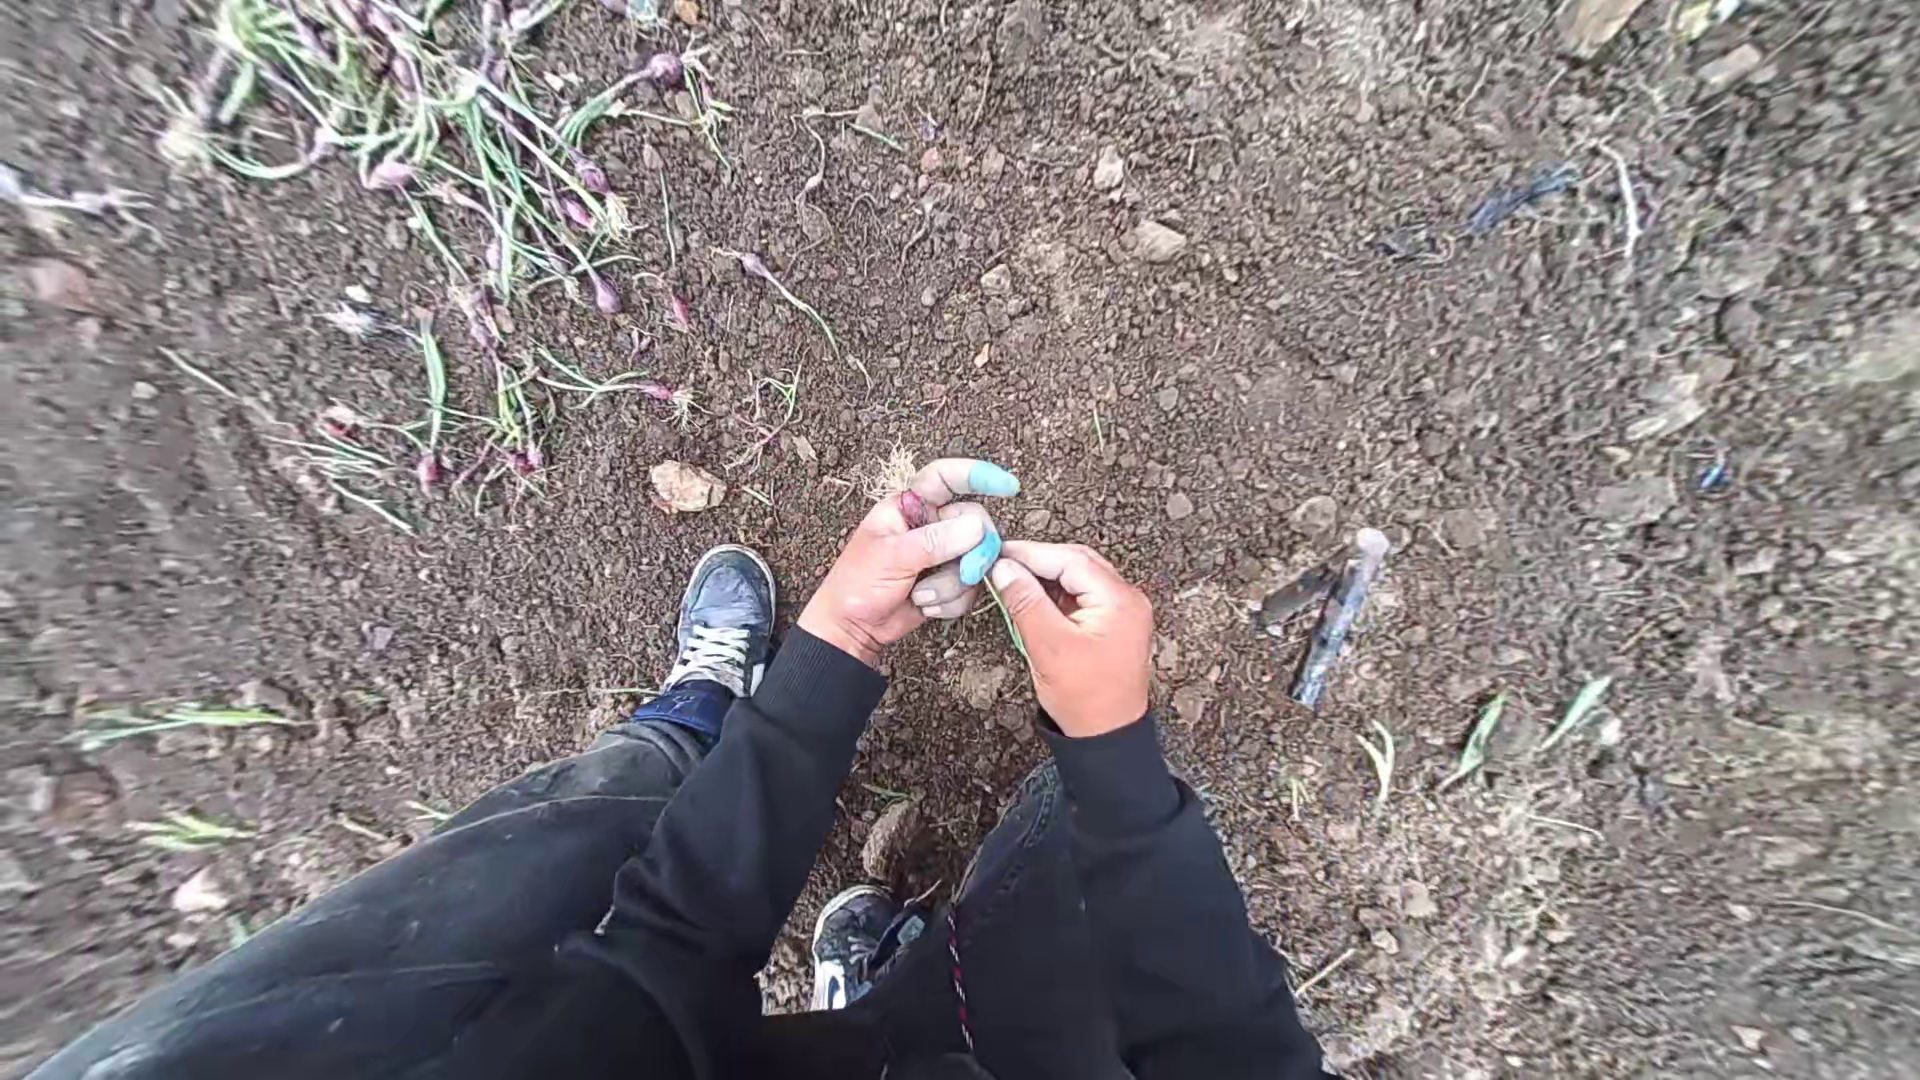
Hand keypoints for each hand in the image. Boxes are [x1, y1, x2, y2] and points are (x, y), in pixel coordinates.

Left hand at [798, 459, 1019, 667]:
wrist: (852, 628)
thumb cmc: (857, 584)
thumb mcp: (891, 558)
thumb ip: (932, 541)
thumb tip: (975, 527)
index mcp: (909, 506)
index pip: (945, 478)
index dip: (977, 475)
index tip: (1008, 486)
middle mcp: (930, 524)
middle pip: (975, 523)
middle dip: (972, 553)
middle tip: (966, 573)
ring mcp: (942, 553)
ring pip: (976, 560)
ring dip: (953, 585)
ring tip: (921, 596)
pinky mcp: (950, 581)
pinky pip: (971, 587)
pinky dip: (952, 602)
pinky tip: (926, 607)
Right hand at [987, 541, 1153, 737]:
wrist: (1107, 737)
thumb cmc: (1086, 699)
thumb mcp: (1048, 646)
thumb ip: (1025, 601)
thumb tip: (1004, 568)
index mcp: (1120, 600)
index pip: (1070, 560)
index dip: (1031, 553)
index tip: (999, 553)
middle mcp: (1126, 599)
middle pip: (1076, 563)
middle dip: (1037, 561)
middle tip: (1001, 563)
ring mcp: (1120, 610)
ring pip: (1076, 577)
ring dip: (1044, 576)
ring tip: (1011, 579)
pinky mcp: (1110, 622)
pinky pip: (1079, 595)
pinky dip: (1054, 593)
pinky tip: (1031, 596)